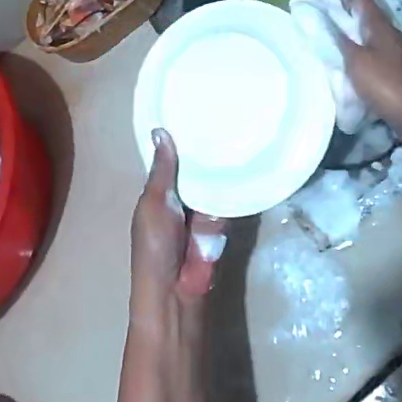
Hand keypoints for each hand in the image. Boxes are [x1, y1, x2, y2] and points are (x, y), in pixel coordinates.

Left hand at [130, 129, 225, 331]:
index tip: (195, 110)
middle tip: (224, 113)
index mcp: (158, 193)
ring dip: (223, 164)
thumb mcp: (154, 204)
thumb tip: (160, 130)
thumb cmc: (155, 246)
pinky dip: (236, 184)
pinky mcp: (223, 221)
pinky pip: (229, 197)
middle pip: (196, 167)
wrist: (177, 291)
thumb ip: (162, 171)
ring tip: (239, 125)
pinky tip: (248, 157)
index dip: (180, 139)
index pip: (171, 159)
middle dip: (206, 148)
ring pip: (214, 180)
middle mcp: (181, 198)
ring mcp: (203, 210)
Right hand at [338, 0, 401, 136]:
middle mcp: (391, 36)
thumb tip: (326, 22)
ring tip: (333, 59)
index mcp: (381, 26)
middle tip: (323, 40)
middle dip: (344, 28)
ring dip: (352, 49)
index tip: (325, 17)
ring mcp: (397, 55)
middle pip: (365, 21)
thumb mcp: (356, 60)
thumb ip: (340, 41)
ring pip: (370, 42)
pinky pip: (376, 61)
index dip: (342, 3)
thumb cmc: (386, 83)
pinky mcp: (399, 73)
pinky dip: (362, 66)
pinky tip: (351, 78)